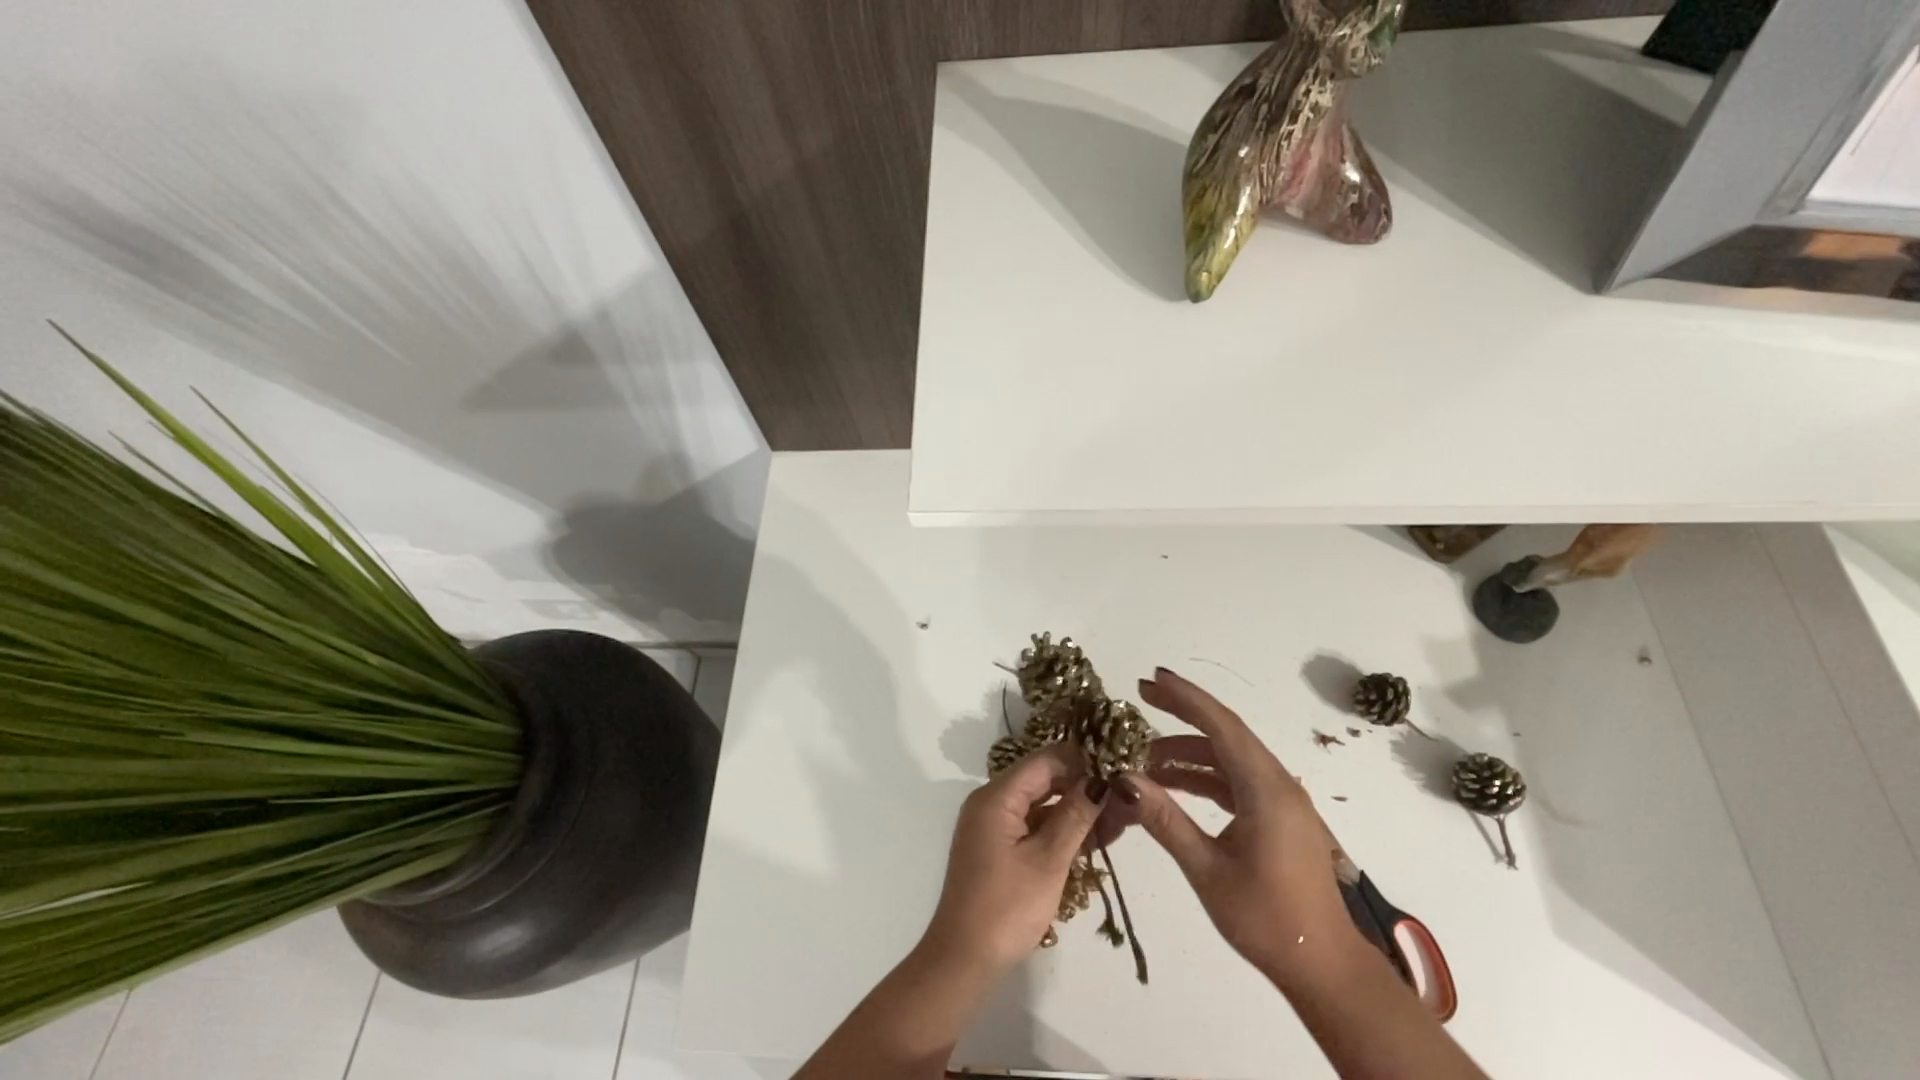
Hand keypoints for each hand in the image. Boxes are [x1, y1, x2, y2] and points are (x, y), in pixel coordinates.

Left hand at [921, 743, 1106, 975]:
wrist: (964, 958)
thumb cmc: (1006, 908)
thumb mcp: (1048, 861)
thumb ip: (1075, 816)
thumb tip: (1100, 780)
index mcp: (996, 797)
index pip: (1045, 760)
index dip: (1082, 760)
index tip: (1119, 768)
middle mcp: (991, 803)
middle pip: (1042, 779)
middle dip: (1082, 786)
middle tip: (1124, 799)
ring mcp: (993, 826)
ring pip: (1041, 804)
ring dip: (1075, 810)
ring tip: (1119, 821)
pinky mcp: (998, 847)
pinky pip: (1033, 825)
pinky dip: (1060, 830)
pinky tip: (1094, 840)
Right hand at [1122, 668, 1359, 986]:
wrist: (1323, 966)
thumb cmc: (1265, 919)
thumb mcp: (1207, 870)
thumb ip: (1165, 820)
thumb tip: (1123, 779)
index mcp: (1266, 790)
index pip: (1222, 727)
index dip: (1185, 699)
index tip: (1151, 679)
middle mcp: (1279, 786)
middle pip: (1227, 735)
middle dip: (1184, 714)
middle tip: (1143, 697)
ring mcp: (1283, 802)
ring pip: (1231, 760)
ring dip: (1190, 753)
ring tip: (1145, 759)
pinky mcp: (1280, 820)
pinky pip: (1238, 783)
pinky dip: (1205, 778)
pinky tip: (1175, 786)